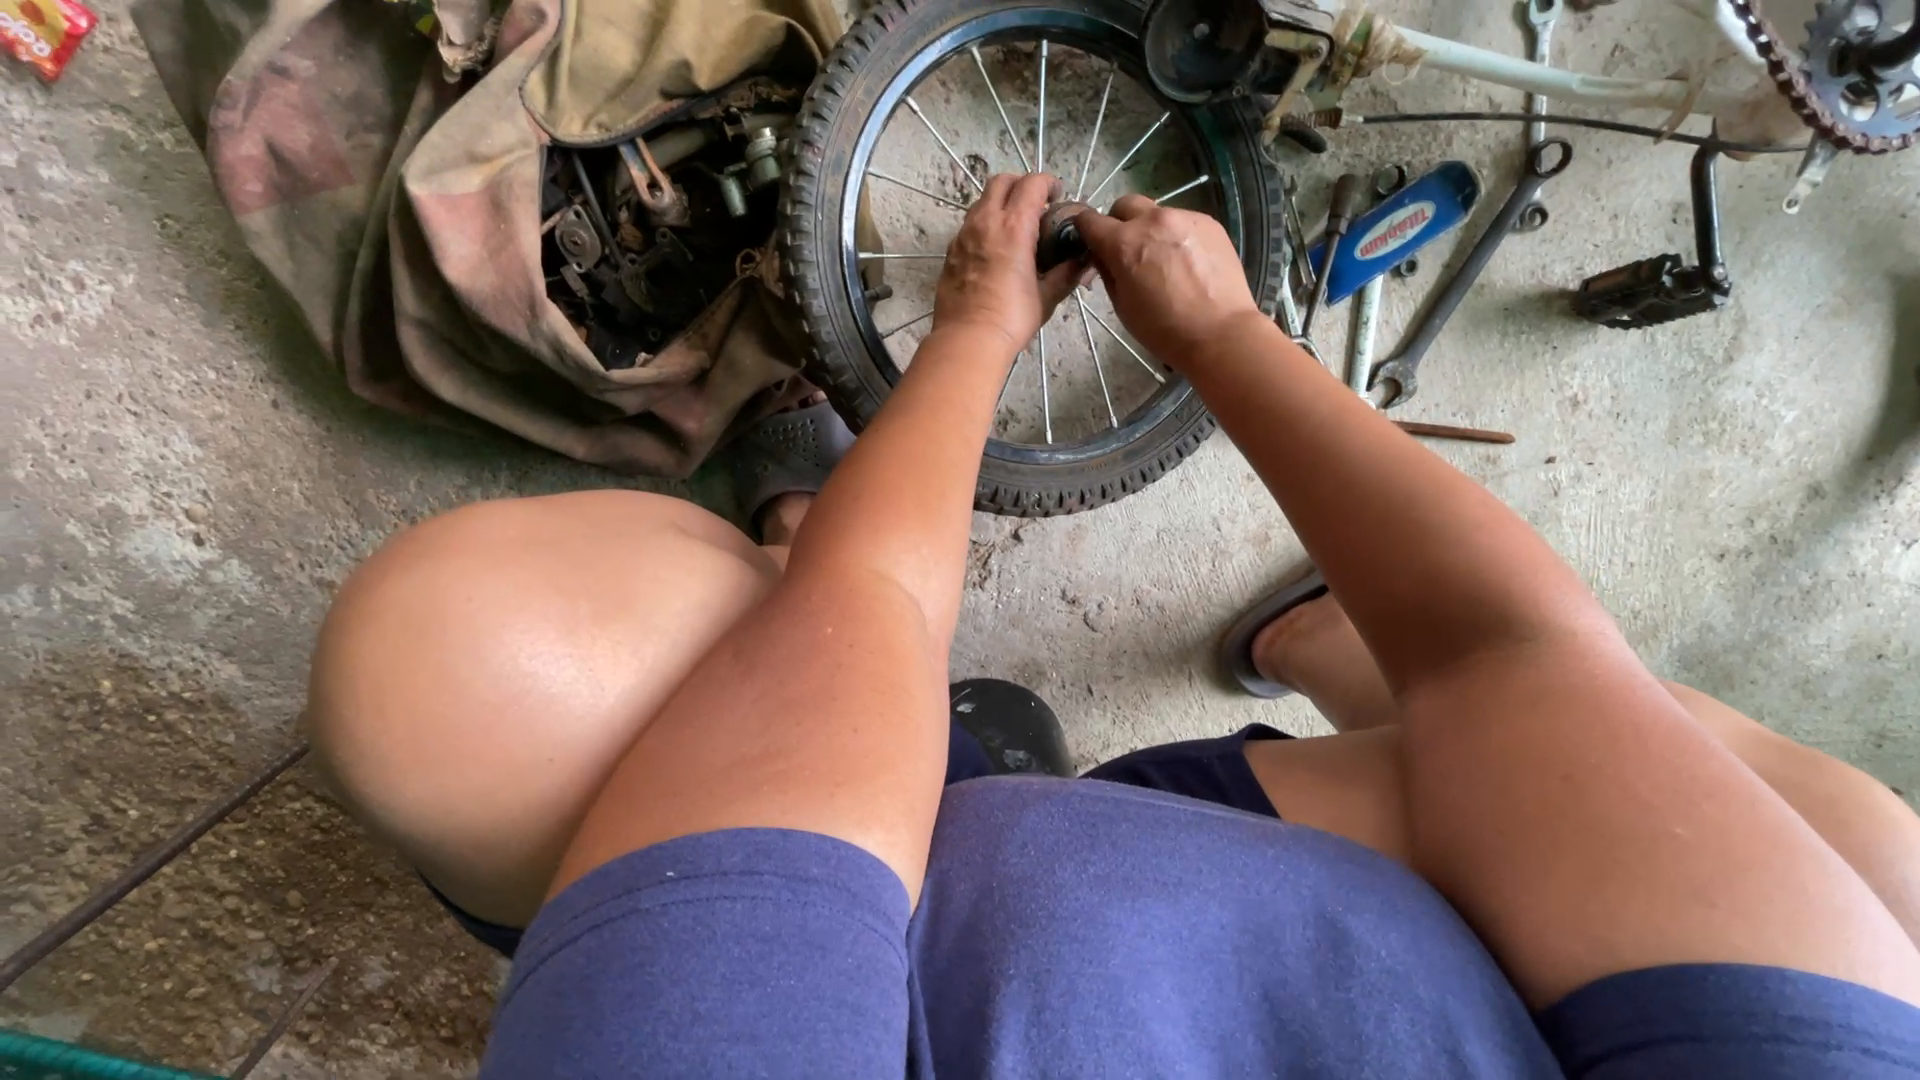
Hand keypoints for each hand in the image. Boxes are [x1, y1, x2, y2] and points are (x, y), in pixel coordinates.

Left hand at [932, 173, 1085, 351]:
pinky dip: (984, 226)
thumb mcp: (1046, 296)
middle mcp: (985, 223)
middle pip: (1001, 182)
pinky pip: (968, 226)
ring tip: (1014, 228)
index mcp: (1013, 227)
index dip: (1048, 183)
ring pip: (981, 202)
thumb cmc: (1011, 319)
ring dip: (1000, 204)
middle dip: (1020, 185)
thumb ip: (1066, 273)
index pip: (1032, 184)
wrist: (968, 340)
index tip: (1056, 195)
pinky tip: (993, 250)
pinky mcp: (950, 253)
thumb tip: (1081, 262)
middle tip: (1035, 206)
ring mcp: (963, 236)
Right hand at [1074, 195, 1262, 367]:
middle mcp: (1152, 220)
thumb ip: (1108, 272)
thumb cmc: (1163, 329)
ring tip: (1163, 260)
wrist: (1219, 332)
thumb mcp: (1122, 305)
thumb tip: (1102, 255)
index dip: (1085, 231)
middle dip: (1118, 223)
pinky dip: (1176, 236)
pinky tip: (1187, 263)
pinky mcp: (1209, 222)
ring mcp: (1184, 218)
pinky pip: (1182, 221)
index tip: (1089, 241)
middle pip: (1124, 205)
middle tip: (1126, 250)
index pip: (1090, 221)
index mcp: (1124, 243)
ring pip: (1156, 213)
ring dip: (1150, 230)